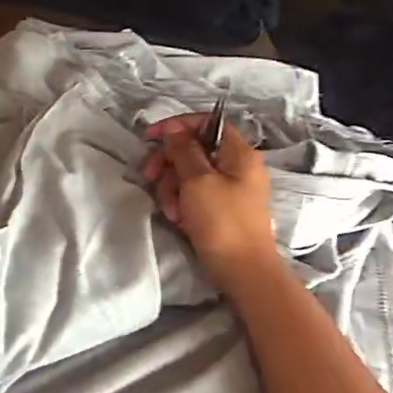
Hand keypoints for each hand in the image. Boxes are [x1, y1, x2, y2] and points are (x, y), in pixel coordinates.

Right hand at [144, 112, 276, 273]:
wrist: (242, 270)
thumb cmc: (222, 221)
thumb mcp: (198, 180)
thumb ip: (183, 150)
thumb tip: (173, 129)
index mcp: (238, 153)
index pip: (207, 122)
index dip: (177, 125)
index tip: (151, 137)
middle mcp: (235, 166)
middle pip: (192, 148)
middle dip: (168, 162)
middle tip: (150, 176)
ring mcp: (227, 188)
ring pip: (187, 172)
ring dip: (170, 186)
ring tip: (171, 208)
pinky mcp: (217, 207)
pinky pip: (191, 193)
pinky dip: (179, 200)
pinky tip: (177, 216)